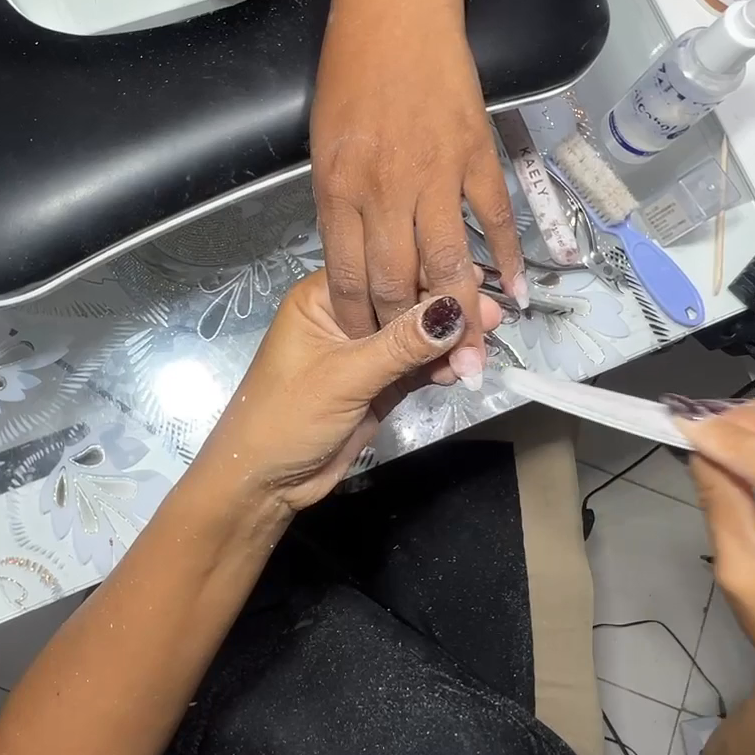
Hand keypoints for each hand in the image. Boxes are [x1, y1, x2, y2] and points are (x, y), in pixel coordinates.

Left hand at [192, 272, 502, 511]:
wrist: (265, 483)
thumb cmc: (287, 417)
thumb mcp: (344, 376)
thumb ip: (401, 344)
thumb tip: (456, 309)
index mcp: (323, 297)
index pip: (383, 270)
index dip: (428, 276)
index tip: (472, 281)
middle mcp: (346, 316)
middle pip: (406, 302)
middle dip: (446, 312)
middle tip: (490, 318)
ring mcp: (364, 351)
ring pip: (416, 336)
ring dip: (449, 343)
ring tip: (483, 346)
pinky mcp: (378, 383)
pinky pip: (416, 366)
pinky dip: (439, 367)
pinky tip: (462, 369)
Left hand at [311, 0, 524, 391]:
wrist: (397, 6)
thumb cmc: (349, 73)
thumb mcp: (323, 146)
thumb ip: (339, 207)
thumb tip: (358, 262)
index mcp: (339, 190)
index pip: (348, 278)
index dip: (362, 322)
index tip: (372, 350)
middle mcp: (386, 190)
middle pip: (397, 281)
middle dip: (410, 334)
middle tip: (430, 367)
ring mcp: (436, 173)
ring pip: (449, 261)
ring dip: (460, 312)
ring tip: (472, 348)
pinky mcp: (477, 154)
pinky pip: (495, 218)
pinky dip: (505, 258)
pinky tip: (511, 292)